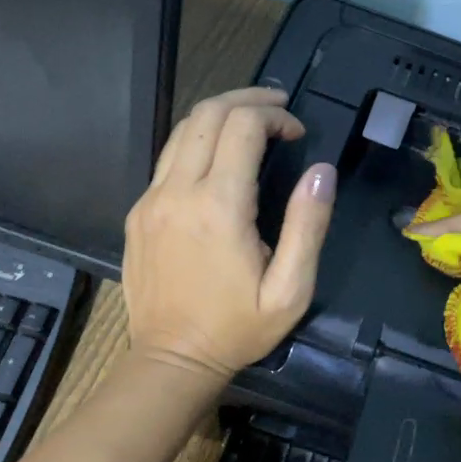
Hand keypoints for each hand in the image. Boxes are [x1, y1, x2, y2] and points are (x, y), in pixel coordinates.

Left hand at [121, 87, 336, 381]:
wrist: (170, 361)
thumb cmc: (237, 328)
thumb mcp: (290, 289)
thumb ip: (308, 225)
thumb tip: (321, 172)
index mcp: (219, 206)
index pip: (242, 126)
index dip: (275, 116)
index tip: (297, 134)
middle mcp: (178, 191)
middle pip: (207, 113)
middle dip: (247, 100)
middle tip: (278, 108)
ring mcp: (151, 199)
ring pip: (183, 128)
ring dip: (220, 114)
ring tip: (252, 120)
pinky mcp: (139, 211)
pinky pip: (168, 156)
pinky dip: (198, 140)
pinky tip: (220, 156)